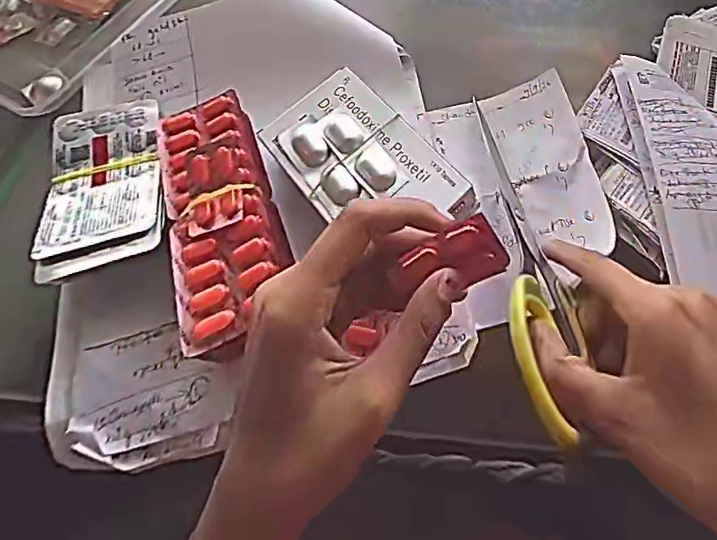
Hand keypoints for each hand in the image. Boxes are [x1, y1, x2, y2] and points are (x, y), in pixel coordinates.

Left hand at [195, 200, 465, 539]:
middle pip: (363, 240)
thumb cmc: (297, 461)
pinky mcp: (303, 316)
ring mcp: (294, 302)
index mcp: (295, 301)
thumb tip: (449, 282)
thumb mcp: (374, 394)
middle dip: (416, 244)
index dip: (408, 215)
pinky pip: (353, 286)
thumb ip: (418, 329)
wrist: (258, 500)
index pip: (357, 224)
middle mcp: (288, 291)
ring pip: (361, 261)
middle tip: (458, 256)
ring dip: (406, 268)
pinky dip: (388, 289)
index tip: (446, 227)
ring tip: (445, 281)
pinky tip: (418, 302)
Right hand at [529, 241, 716, 539]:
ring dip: (621, 342)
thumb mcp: (614, 415)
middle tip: (589, 372)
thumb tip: (539, 338)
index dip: (568, 258)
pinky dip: (646, 345)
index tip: (551, 253)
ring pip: (641, 311)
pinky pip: (667, 321)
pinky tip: (649, 388)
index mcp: (659, 310)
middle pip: (618, 295)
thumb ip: (561, 370)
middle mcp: (687, 300)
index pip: (598, 268)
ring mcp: (708, 314)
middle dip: (595, 329)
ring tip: (626, 393)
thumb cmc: (705, 457)